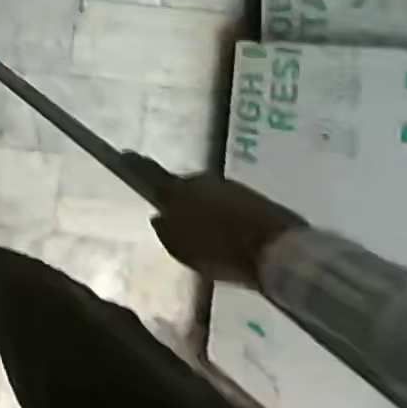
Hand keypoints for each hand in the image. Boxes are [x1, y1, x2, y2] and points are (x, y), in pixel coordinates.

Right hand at [120, 152, 307, 286]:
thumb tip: (159, 217)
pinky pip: (230, 205)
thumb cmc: (222, 252)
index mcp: (178, 192)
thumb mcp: (182, 250)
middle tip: (180, 220)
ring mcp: (230, 187)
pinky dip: (227, 216)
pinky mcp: (255, 198)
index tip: (125, 155)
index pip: (149, 173)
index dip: (135, 165)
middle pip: (183, 186)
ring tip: (210, 235)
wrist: (281, 252)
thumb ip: (165, 231)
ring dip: (206, 209)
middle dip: (180, 199)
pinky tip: (233, 237)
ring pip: (208, 195)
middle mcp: (201, 181)